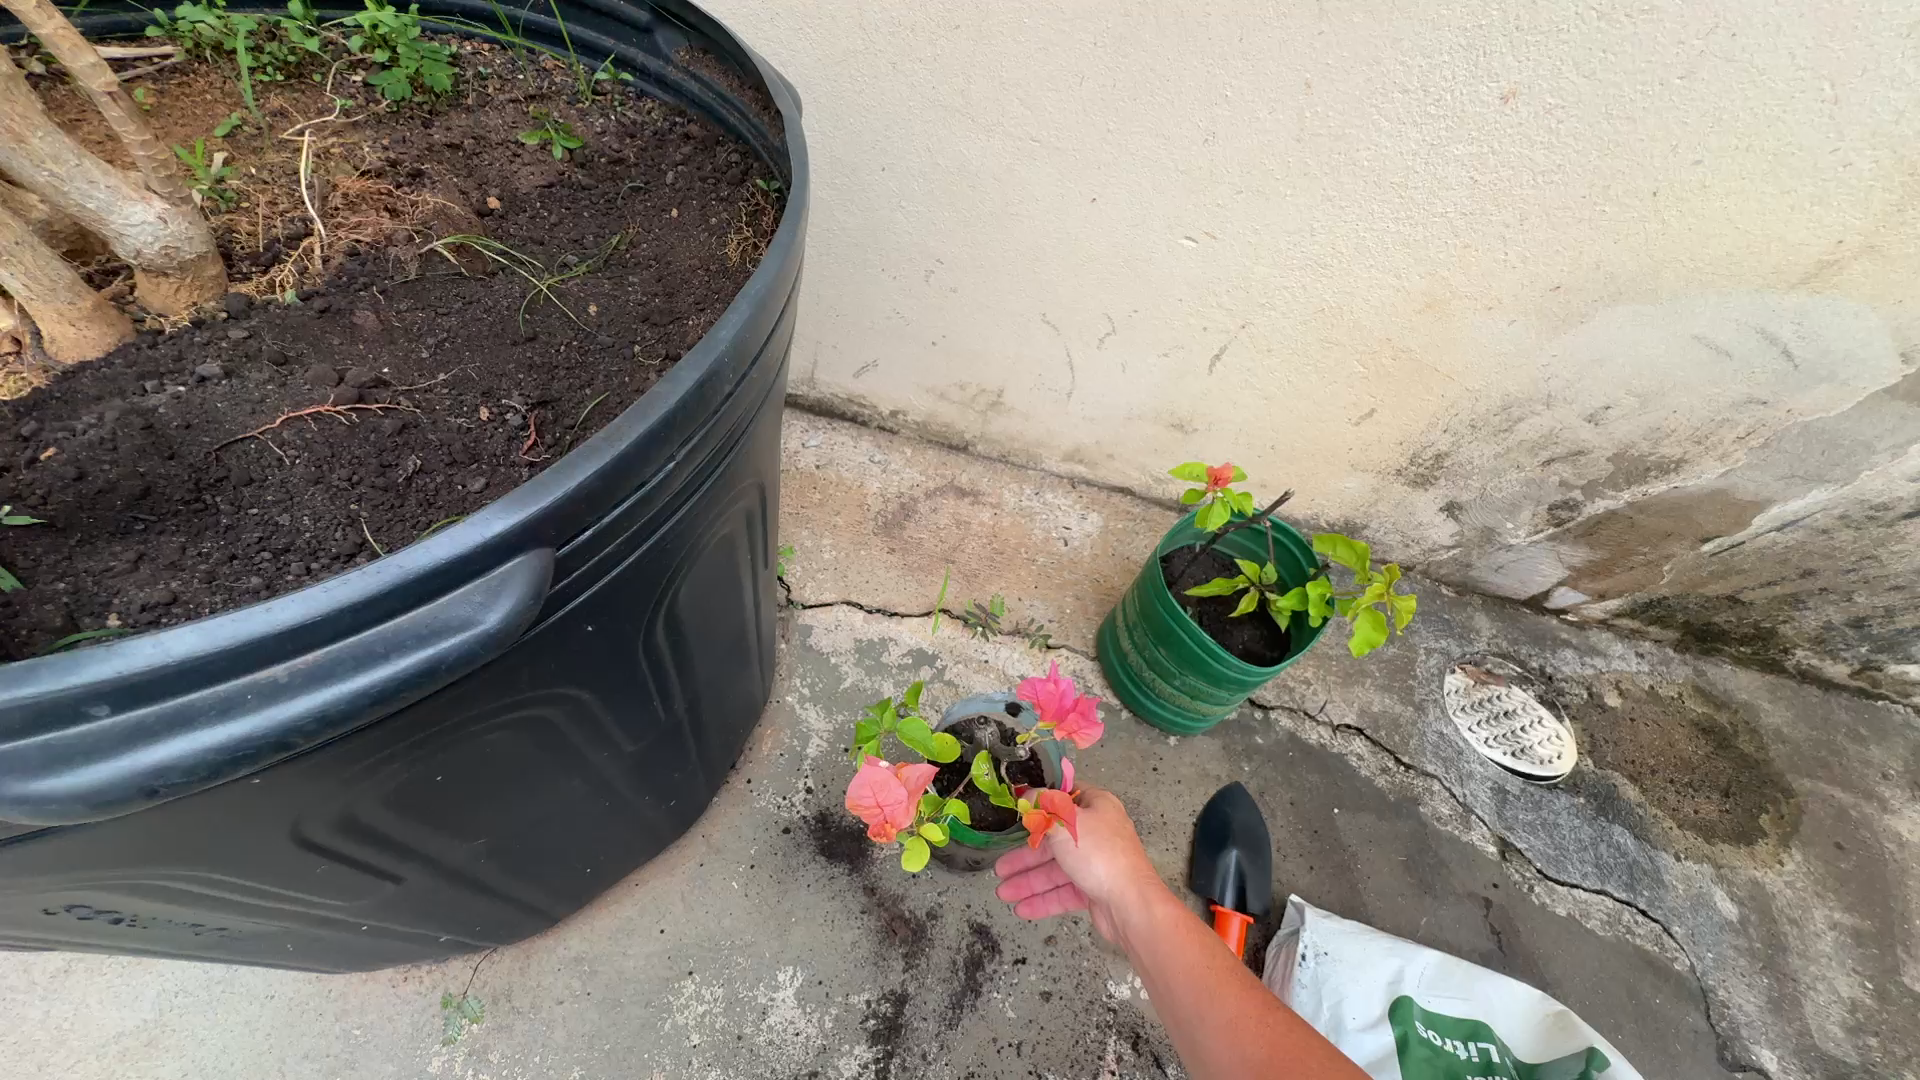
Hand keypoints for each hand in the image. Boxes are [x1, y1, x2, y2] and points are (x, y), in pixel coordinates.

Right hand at [993, 785, 1169, 942]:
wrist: (1131, 904)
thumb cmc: (1098, 853)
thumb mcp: (1065, 822)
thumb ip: (1043, 808)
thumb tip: (1028, 793)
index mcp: (1096, 806)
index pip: (1064, 798)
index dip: (1040, 804)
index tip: (1018, 810)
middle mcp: (1097, 832)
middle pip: (1054, 840)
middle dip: (1025, 856)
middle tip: (999, 868)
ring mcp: (1096, 863)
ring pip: (1056, 869)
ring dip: (1029, 881)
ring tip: (1003, 893)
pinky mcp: (1095, 889)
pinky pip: (1064, 891)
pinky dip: (1044, 899)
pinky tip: (1022, 908)